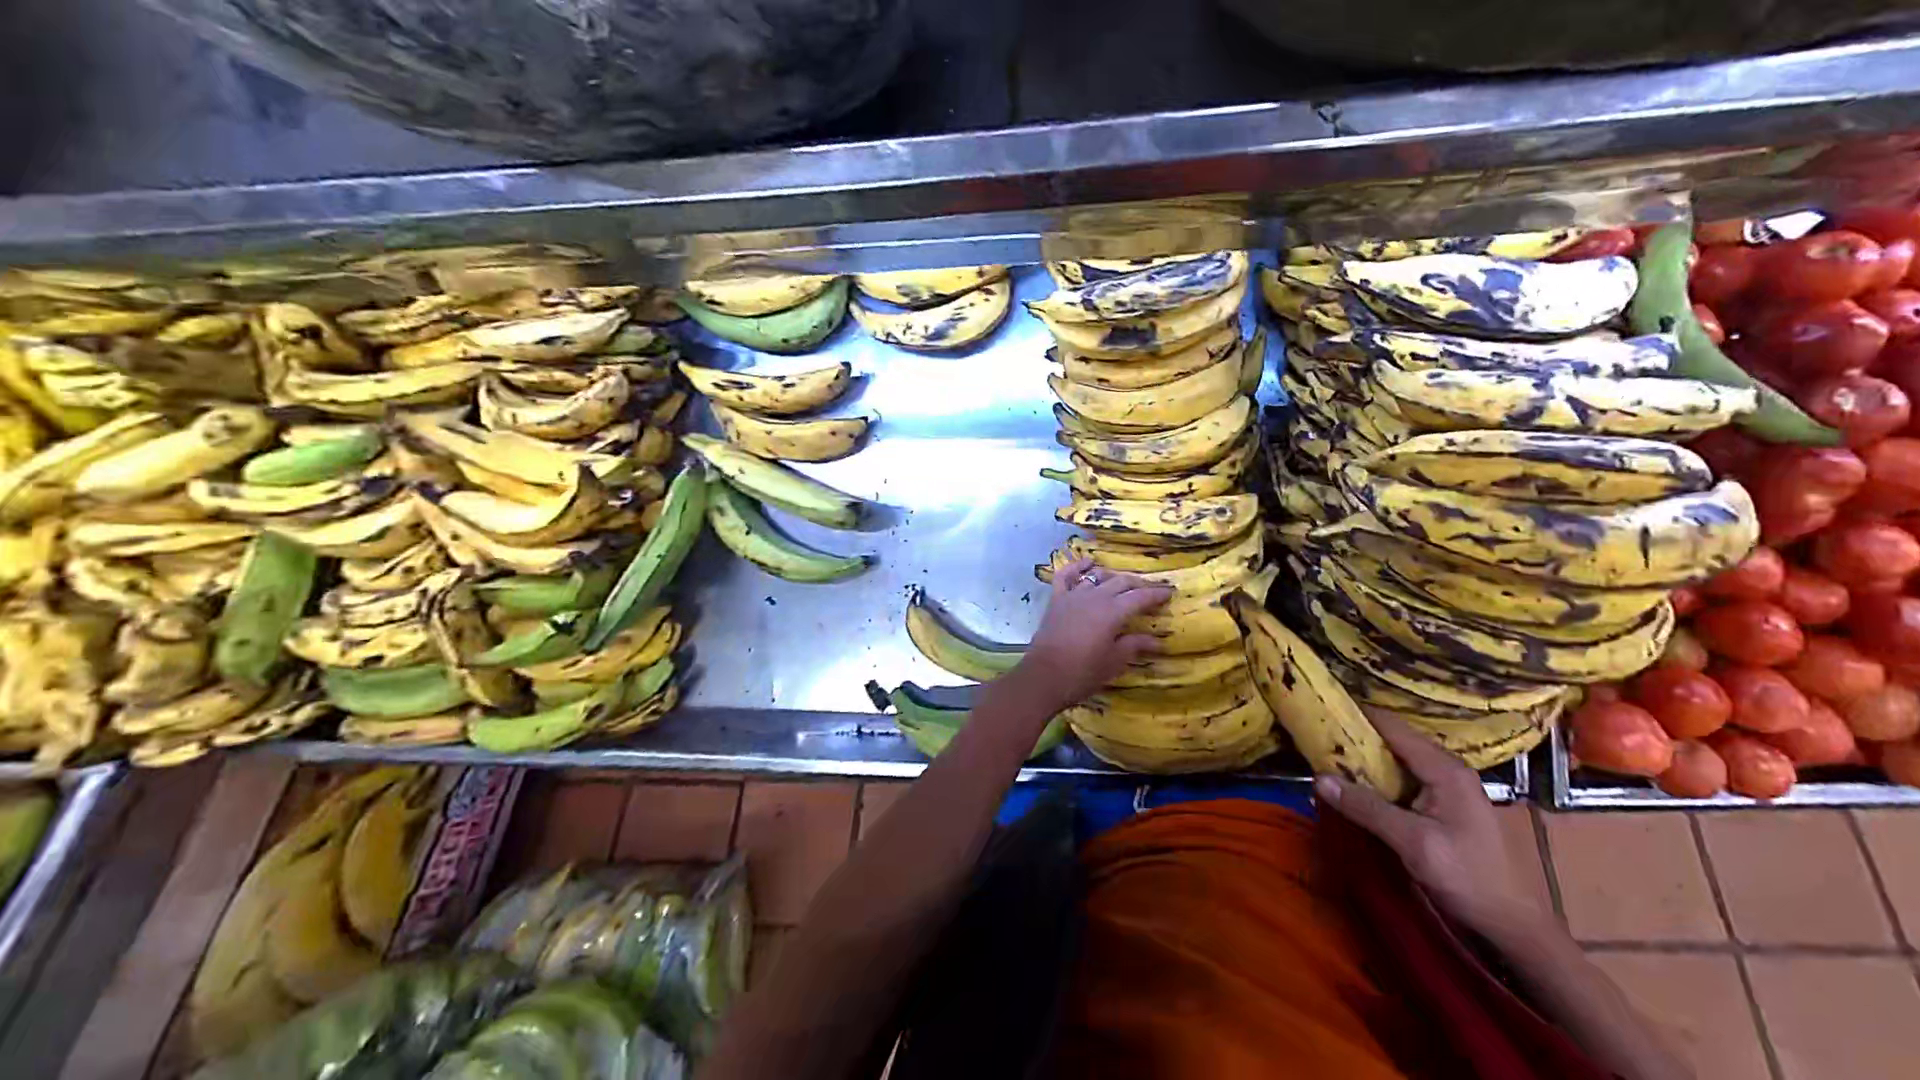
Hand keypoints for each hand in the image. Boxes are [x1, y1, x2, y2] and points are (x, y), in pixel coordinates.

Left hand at [1015, 558, 1171, 712]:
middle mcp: (1095, 597)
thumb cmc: (1083, 672)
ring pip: (1098, 577)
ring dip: (1113, 577)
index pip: (1140, 597)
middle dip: (1139, 585)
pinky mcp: (1056, 600)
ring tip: (1124, 583)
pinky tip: (1088, 563)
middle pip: (1121, 583)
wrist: (1044, 676)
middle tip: (1150, 591)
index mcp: (1113, 611)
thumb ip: (1135, 645)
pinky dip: (1077, 567)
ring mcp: (1073, 596)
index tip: (1169, 592)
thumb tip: (1157, 640)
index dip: (1156, 594)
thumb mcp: (1114, 661)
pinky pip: (1066, 576)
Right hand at [1314, 712, 1545, 939]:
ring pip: (1392, 761)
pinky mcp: (1438, 805)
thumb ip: (1367, 808)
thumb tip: (1318, 778)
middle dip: (1353, 737)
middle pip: (1391, 740)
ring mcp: (1444, 787)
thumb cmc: (1468, 878)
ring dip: (1360, 759)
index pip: (1392, 726)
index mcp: (1444, 769)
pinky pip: (1398, 780)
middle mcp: (1445, 769)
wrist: (1509, 925)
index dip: (1356, 714)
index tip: (1319, 708)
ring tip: (1321, 755)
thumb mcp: (1413, 842)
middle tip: (1313, 735)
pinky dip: (1372, 779)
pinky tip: (1349, 785)